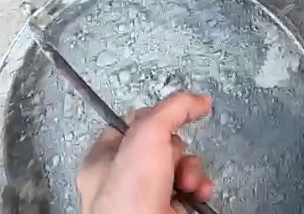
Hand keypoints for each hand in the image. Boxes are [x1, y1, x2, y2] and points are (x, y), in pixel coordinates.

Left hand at [76, 92, 215, 213]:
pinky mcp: (166, 213)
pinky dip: (199, 189)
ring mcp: (144, 200)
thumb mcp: (149, 134)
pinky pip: (189, 191)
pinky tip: (198, 194)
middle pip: (163, 144)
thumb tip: (199, 100)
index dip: (157, 117)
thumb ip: (174, 108)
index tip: (171, 118)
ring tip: (189, 183)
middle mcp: (121, 180)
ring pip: (180, 167)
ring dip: (192, 170)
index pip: (133, 122)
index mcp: (103, 160)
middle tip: (173, 161)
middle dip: (179, 150)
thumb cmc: (128, 199)